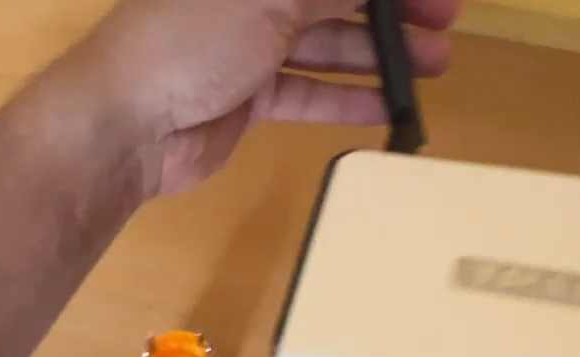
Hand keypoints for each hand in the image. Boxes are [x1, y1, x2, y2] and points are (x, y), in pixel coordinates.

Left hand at [73, 0, 458, 194]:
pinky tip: (386, 106)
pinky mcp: (249, 94)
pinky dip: (345, 98)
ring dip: (380, 56)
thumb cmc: (192, 36)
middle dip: (392, 9)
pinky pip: (307, 91)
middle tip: (446, 24)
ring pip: (327, 43)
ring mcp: (250, 43)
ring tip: (432, 68)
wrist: (134, 122)